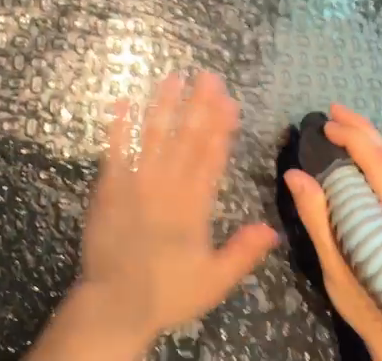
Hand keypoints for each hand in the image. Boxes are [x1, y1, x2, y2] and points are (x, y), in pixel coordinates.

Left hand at [27, 72, 277, 360]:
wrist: (114, 305)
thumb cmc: (166, 293)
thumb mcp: (213, 281)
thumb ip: (242, 252)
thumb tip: (272, 228)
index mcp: (193, 205)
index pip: (211, 157)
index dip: (221, 127)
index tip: (230, 100)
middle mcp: (167, 185)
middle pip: (186, 138)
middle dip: (199, 105)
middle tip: (209, 75)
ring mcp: (136, 182)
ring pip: (153, 136)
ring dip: (164, 105)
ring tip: (174, 77)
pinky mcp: (109, 186)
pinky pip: (115, 150)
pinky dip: (119, 126)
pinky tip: (123, 102)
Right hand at [283, 104, 381, 360]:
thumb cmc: (369, 304)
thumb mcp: (335, 266)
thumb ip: (318, 217)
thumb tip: (296, 175)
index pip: (377, 161)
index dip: (352, 136)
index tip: (326, 125)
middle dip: (363, 129)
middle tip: (335, 112)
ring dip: (375, 143)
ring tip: (349, 130)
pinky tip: (372, 163)